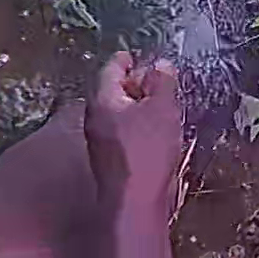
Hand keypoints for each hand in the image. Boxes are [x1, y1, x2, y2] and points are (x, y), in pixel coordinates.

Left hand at [84, 52, 182, 210]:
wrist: (135, 202)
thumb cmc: (147, 151)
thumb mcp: (162, 109)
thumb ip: (162, 83)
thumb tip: (161, 65)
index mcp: (103, 101)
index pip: (110, 70)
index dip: (124, 60)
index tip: (132, 55)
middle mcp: (95, 120)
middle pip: (112, 92)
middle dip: (132, 82)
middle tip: (153, 77)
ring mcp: (100, 142)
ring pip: (117, 114)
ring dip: (136, 105)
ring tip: (159, 103)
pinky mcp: (111, 161)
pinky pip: (122, 132)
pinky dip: (137, 124)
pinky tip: (155, 131)